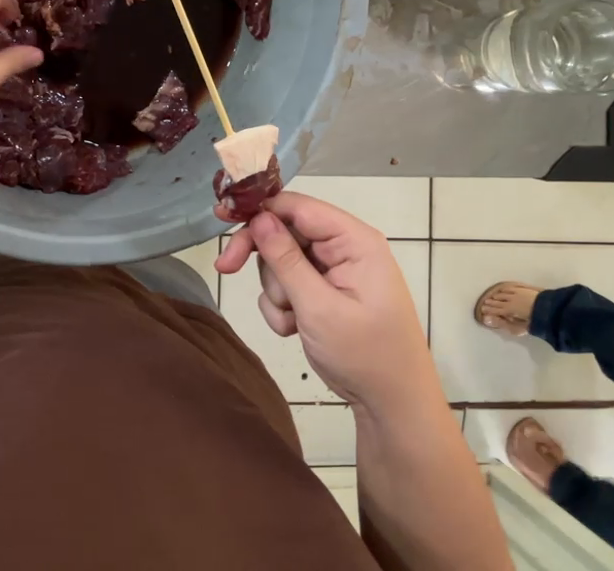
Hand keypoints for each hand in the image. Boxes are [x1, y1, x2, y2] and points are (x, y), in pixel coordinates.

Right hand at [217, 192, 440, 413]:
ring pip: (280, 261)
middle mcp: (344, 249)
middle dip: (261, 257)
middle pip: (284, 231)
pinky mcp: (324, 293)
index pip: (297, 206)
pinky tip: (294, 330)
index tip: (222, 216)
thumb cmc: (364, 354)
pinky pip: (287, 285)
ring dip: (276, 291)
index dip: (259, 208)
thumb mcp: (319, 308)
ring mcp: (333, 272)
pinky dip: (282, 307)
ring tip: (292, 320)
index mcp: (353, 241)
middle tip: (226, 270)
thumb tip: (259, 217)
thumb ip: (286, 260)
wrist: (391, 406)